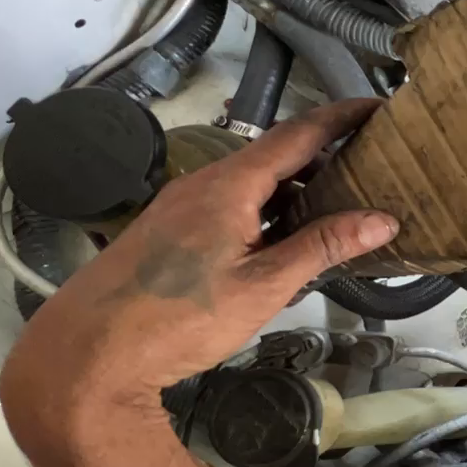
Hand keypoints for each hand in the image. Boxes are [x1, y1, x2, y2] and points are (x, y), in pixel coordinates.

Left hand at [0, 99, 400, 450]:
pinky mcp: (174, 233)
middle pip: (277, 155)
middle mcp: (204, 185)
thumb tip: (384, 220)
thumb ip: (323, 247)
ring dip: (302, 187)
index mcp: (228, 186)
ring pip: (256, 183)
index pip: (296, 135)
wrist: (83, 360)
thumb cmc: (178, 320)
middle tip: (375, 165)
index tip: (378, 107)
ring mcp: (184, 208)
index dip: (340, 118)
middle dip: (328, 155)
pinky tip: (294, 236)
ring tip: (348, 202)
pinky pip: (236, 205)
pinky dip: (275, 209)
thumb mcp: (264, 285)